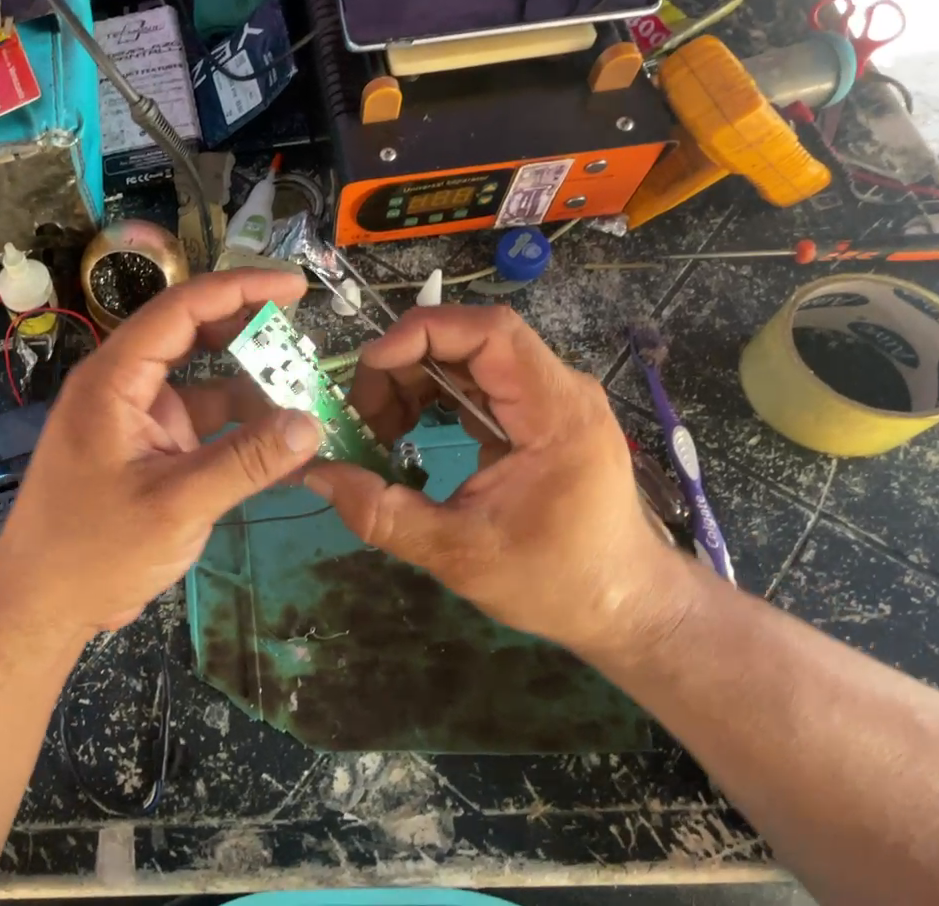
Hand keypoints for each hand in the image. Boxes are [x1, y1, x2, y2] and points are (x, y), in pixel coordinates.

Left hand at [0, 270, 322, 632]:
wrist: (42, 601)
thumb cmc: (95, 550)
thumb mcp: (177, 505)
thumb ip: (245, 462)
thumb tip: (311, 424)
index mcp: (114, 379)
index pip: (179, 310)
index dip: (239, 289)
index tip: (294, 287)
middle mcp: (123, 386)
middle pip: (189, 335)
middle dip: (246, 330)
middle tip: (304, 332)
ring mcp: (135, 417)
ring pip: (200, 382)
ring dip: (248, 384)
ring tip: (305, 391)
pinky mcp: (146, 448)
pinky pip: (199, 421)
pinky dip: (237, 426)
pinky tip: (279, 439)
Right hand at [304, 305, 695, 658]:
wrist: (623, 606)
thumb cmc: (556, 583)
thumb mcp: (459, 554)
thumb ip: (383, 513)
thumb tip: (316, 473)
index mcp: (556, 413)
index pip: (491, 332)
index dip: (423, 333)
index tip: (369, 367)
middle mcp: (557, 390)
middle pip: (468, 339)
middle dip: (402, 366)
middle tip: (360, 415)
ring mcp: (546, 399)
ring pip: (464, 358)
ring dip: (410, 382)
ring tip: (377, 430)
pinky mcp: (532, 415)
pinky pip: (472, 383)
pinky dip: (429, 398)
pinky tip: (403, 432)